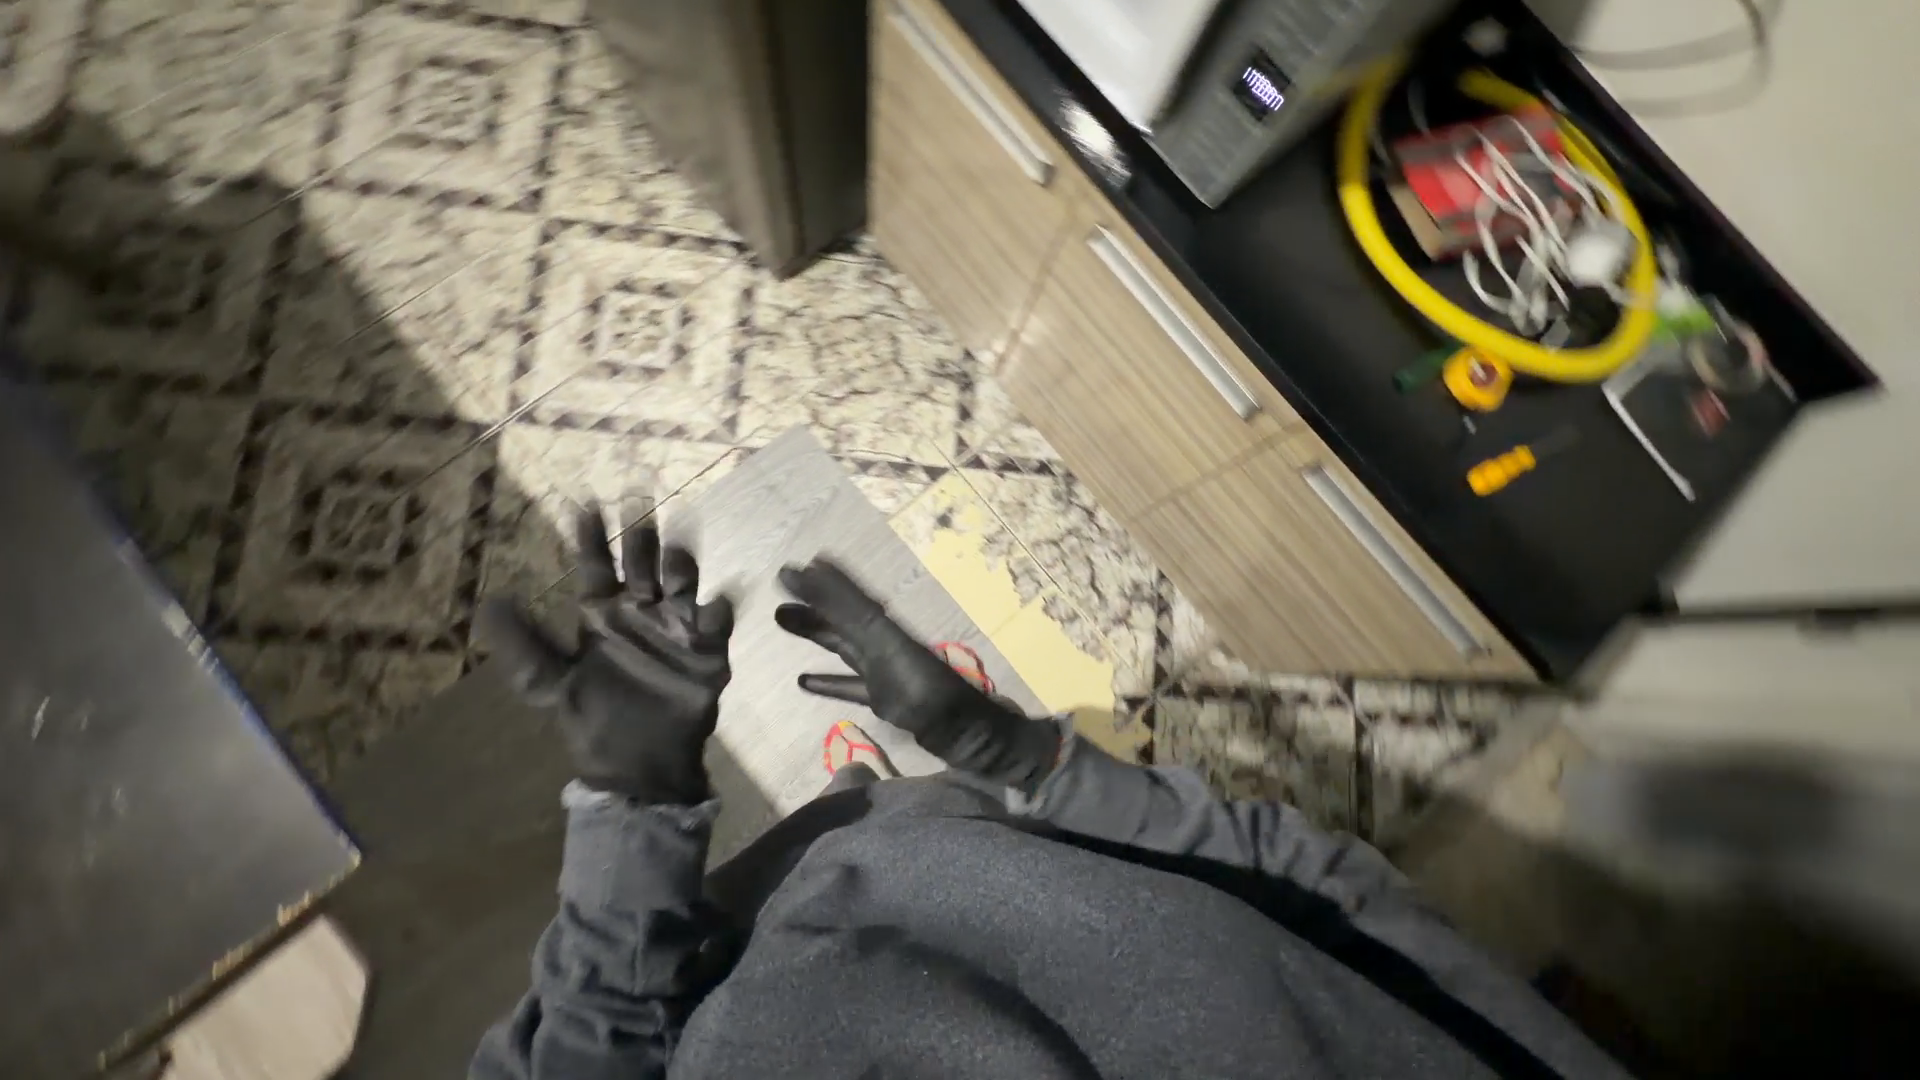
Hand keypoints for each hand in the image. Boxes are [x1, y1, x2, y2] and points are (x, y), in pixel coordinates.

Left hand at [479, 505, 733, 804]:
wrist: (641, 765)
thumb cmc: (594, 721)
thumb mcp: (549, 685)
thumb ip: (523, 646)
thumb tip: (489, 600)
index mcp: (603, 616)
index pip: (597, 567)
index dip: (592, 538)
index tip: (585, 506)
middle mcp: (641, 613)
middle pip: (643, 564)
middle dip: (642, 538)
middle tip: (641, 507)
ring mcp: (677, 629)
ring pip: (682, 583)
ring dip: (679, 568)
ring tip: (674, 560)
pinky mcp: (708, 651)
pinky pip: (717, 622)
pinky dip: (718, 612)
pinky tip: (713, 606)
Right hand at [775, 559, 1058, 792]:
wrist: (978, 742)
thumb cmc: (934, 695)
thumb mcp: (889, 647)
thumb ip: (851, 611)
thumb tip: (812, 566)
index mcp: (886, 629)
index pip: (846, 598)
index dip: (819, 584)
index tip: (788, 570)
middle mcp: (886, 644)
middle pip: (843, 619)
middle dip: (812, 606)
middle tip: (776, 592)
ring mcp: (887, 674)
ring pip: (844, 647)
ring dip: (816, 634)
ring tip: (782, 619)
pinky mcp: (889, 702)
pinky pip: (852, 686)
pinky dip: (829, 682)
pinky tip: (804, 681)